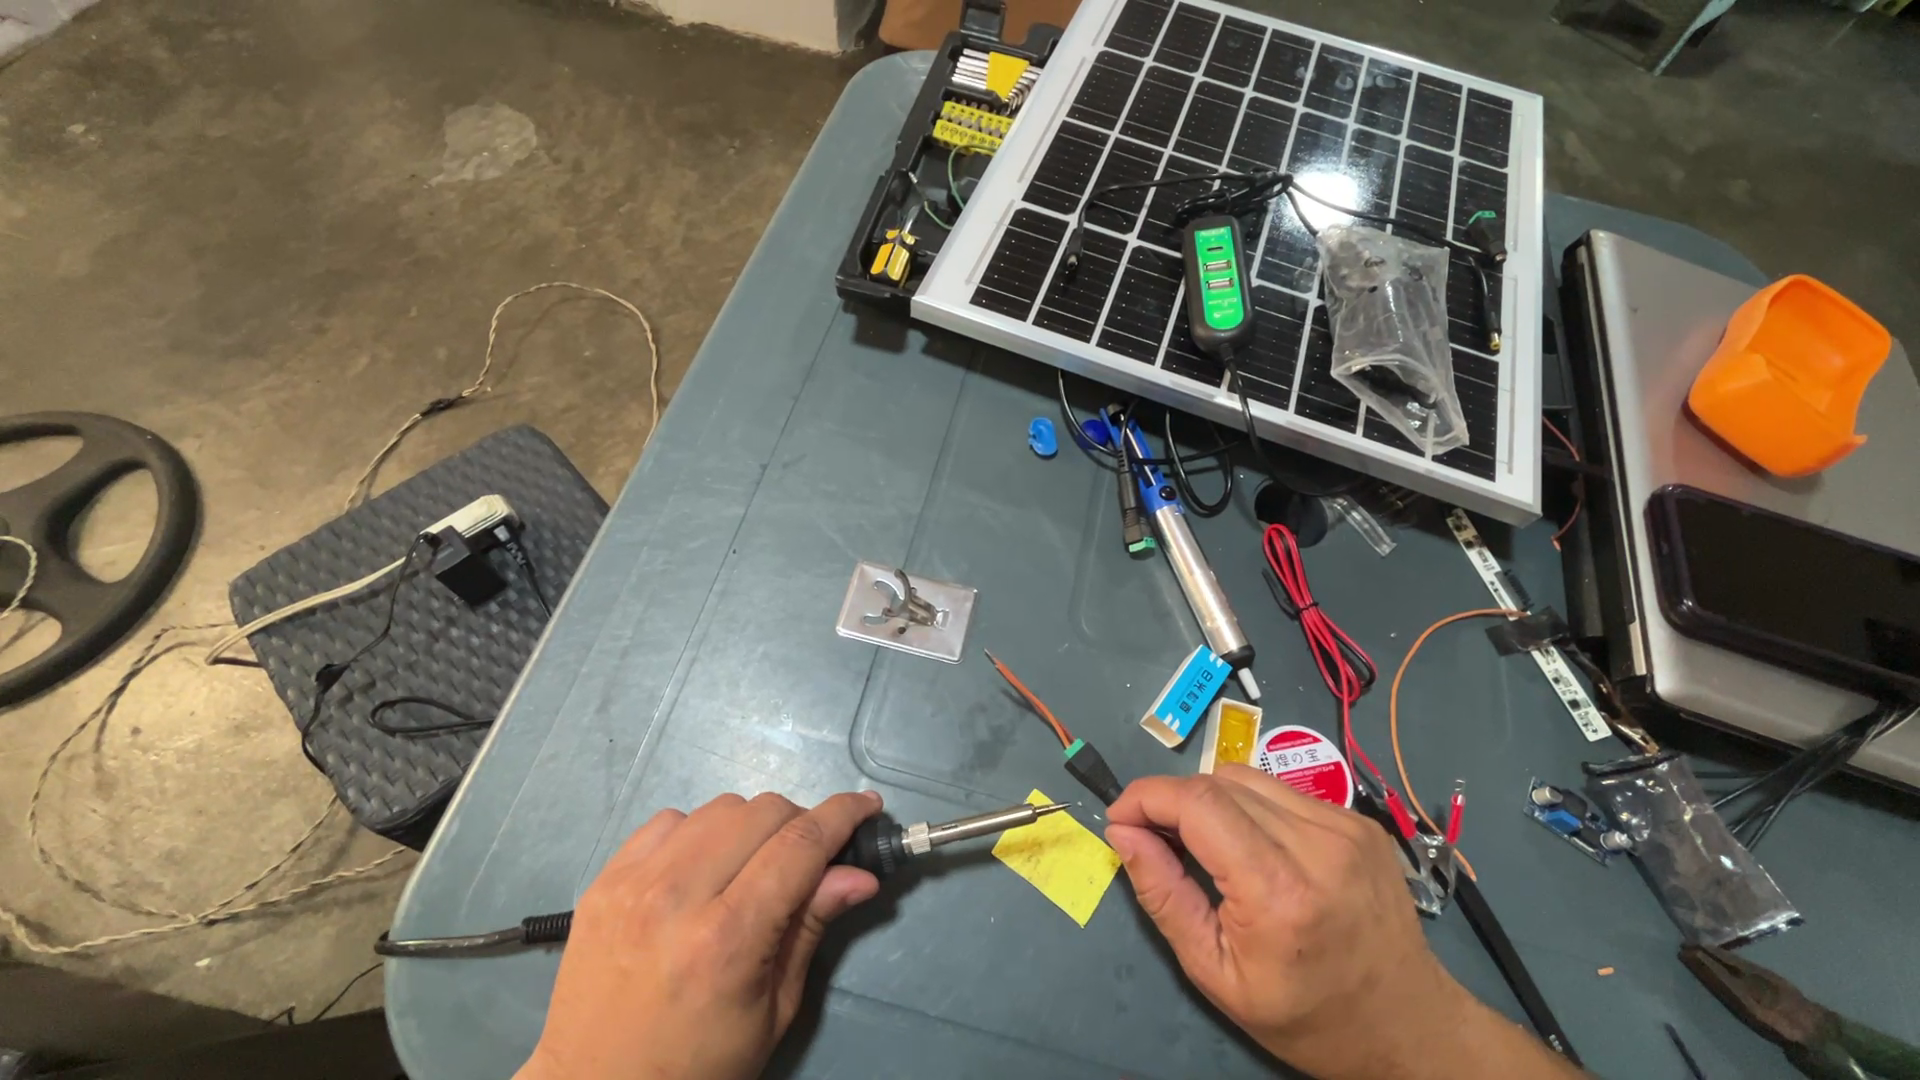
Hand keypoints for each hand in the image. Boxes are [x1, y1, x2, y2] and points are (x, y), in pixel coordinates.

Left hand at [519, 790, 883, 1079]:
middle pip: (763, 812)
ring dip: (750, 825)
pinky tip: (701, 868)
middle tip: (806, 857)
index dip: (842, 815)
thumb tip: (860, 874)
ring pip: (719, 808)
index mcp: (728, 939)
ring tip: (751, 865)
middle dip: (799, 823)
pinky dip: (699, 832)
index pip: (800, 846)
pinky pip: (669, 820)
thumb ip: (811, 927)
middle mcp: (679, 896)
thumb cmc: (698, 1065)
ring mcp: (634, 882)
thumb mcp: (773, 1010)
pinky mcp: (605, 879)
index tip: (867, 806)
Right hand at [1106, 767, 1576, 1079]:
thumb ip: (1163, 894)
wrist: (1407, 1027)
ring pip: (1246, 776)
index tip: (1120, 818)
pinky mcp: (1358, 821)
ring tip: (1205, 843)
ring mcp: (1344, 825)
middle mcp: (1317, 843)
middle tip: (1156, 838)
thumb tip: (1123, 831)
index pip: (1196, 803)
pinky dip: (1248, 805)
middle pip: (1216, 782)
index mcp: (1278, 890)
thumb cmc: (1304, 1015)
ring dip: (1209, 798)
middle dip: (1171, 800)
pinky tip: (1251, 844)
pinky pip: (1280, 789)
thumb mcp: (1214, 972)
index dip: (1146, 797)